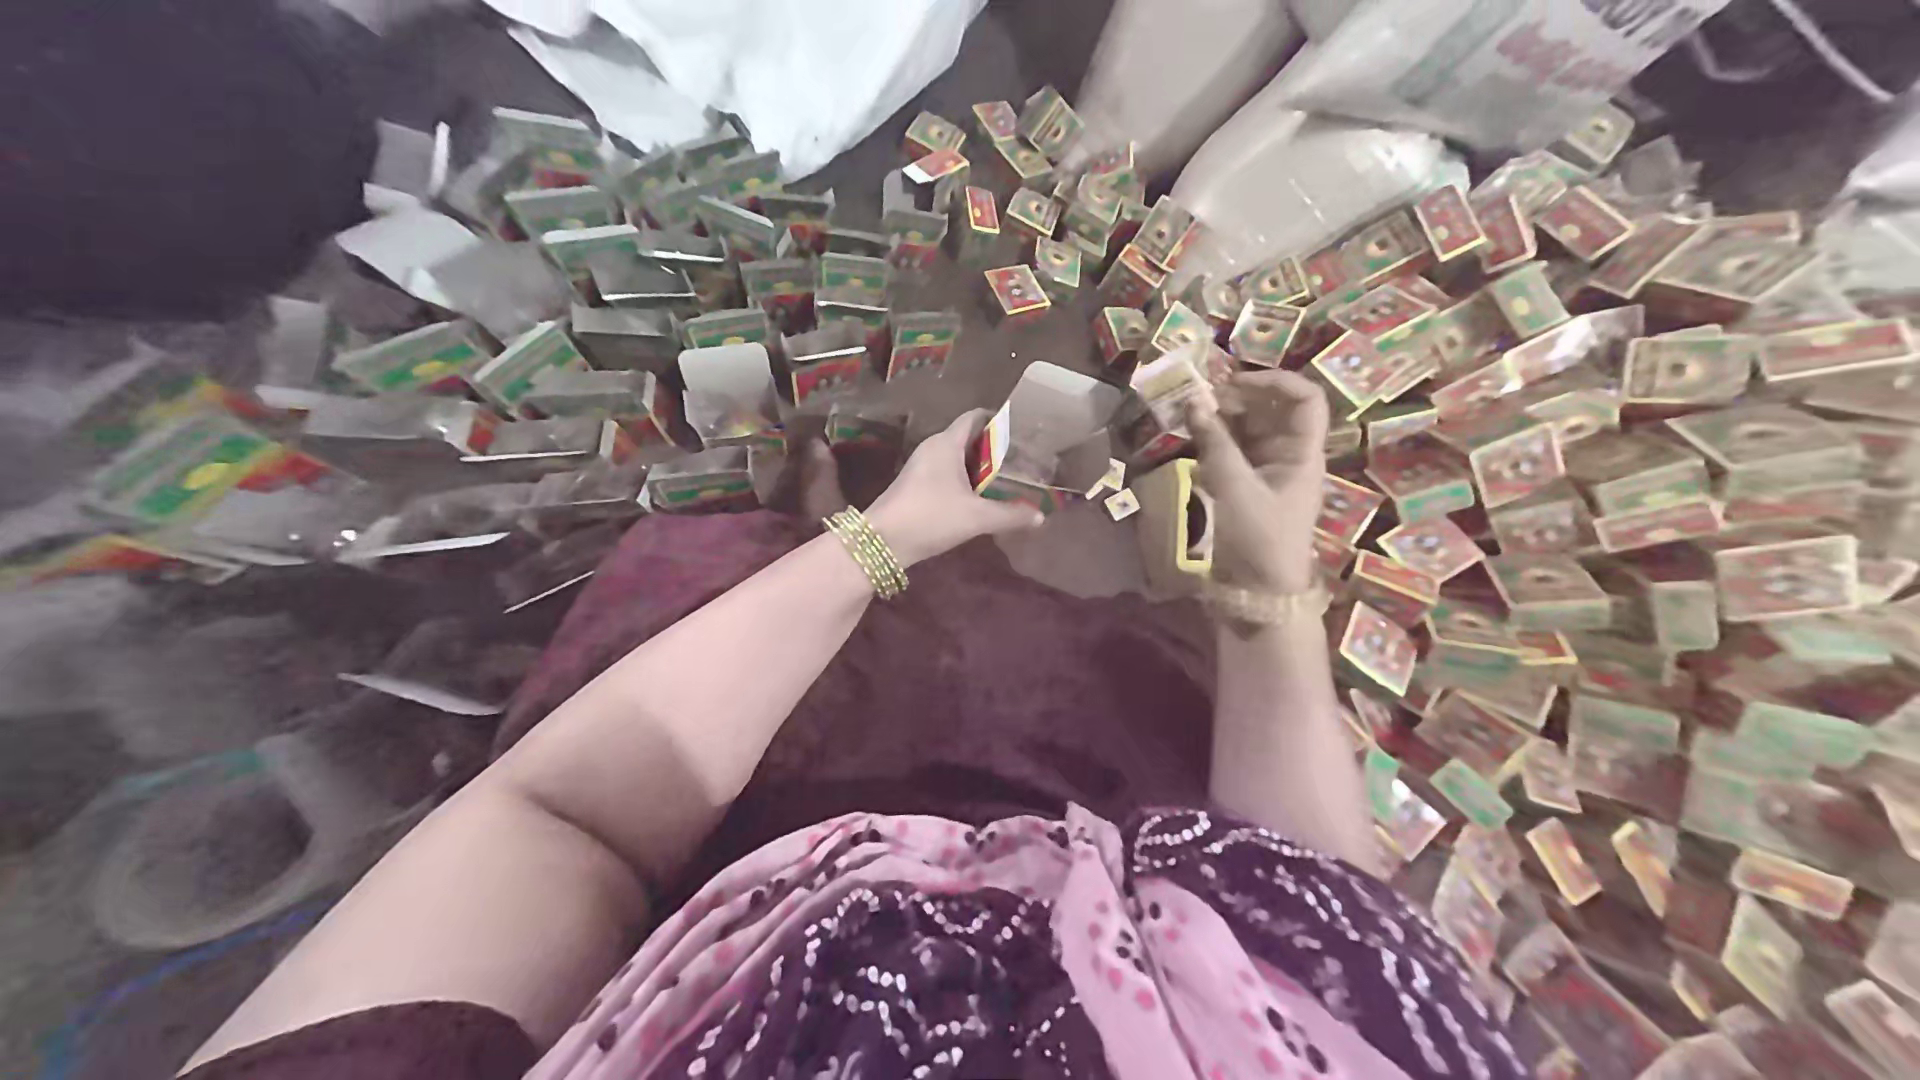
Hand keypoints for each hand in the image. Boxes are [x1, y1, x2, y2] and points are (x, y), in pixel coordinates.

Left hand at [864, 409, 1044, 565]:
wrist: (881, 542)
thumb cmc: (930, 518)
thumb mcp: (976, 518)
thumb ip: (1011, 515)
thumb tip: (1040, 516)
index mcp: (946, 443)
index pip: (975, 417)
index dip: (998, 420)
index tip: (1022, 432)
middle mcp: (932, 448)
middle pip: (968, 437)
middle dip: (994, 447)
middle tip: (1021, 460)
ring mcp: (921, 467)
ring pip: (956, 457)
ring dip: (979, 466)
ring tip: (1006, 479)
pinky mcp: (916, 485)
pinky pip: (946, 473)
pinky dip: (965, 479)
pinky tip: (980, 497)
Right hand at [1186, 370, 1329, 593]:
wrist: (1258, 591)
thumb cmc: (1258, 538)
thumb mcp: (1235, 488)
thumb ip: (1214, 443)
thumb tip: (1194, 402)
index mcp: (1303, 453)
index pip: (1304, 399)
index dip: (1273, 381)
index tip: (1232, 383)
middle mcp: (1288, 454)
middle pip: (1272, 409)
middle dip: (1239, 396)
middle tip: (1201, 398)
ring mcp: (1267, 468)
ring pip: (1249, 427)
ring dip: (1222, 416)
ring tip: (1190, 413)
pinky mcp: (1246, 484)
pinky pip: (1233, 448)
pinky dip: (1214, 438)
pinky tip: (1193, 435)